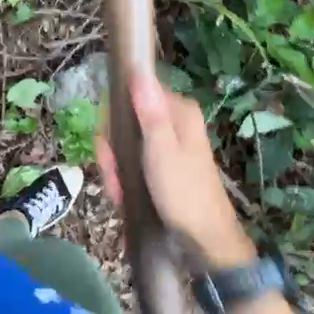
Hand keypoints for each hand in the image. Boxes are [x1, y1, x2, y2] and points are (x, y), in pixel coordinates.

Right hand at [95, 76, 255, 272]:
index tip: (108, 142)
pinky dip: (125, 178)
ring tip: (121, 190)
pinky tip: (125, 194)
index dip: (115, 116)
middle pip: (125, 120)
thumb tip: (138, 71)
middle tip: (115, 174)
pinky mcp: (162, 165)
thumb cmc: (184, 194)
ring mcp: (167, 145)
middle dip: (113, 150)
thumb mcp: (161, 150)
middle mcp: (173, 123)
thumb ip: (149, 112)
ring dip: (116, 168)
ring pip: (125, 143)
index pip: (133, 93)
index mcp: (178, 112)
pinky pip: (133, 162)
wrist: (205, 242)